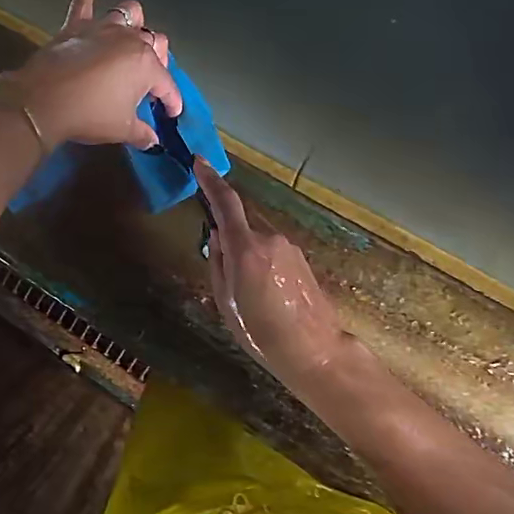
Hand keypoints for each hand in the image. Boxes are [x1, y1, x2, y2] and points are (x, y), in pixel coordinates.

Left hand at [0, 0, 182, 147]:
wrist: (43, 102)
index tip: (171, 112)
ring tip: (131, 34)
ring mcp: (102, 29)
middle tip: (146, 77)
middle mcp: (130, 40)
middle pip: (154, 42)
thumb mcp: (120, 130)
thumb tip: (152, 140)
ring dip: (134, 23)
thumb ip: (141, 133)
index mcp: (147, 66)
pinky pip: (84, 0)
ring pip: (129, 14)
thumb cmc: (87, 115)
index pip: (167, 84)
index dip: (171, 100)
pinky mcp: (75, 26)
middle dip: (156, 58)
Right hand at [194, 157, 352, 381]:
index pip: (226, 204)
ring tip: (242, 290)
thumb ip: (217, 262)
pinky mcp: (300, 260)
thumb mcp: (225, 299)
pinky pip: (269, 251)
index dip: (210, 181)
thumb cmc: (260, 330)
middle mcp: (271, 240)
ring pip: (256, 239)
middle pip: (240, 224)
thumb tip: (216, 236)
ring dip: (244, 253)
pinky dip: (258, 262)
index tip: (198, 163)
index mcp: (247, 249)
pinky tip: (261, 292)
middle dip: (227, 236)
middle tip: (219, 268)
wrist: (314, 351)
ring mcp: (289, 249)